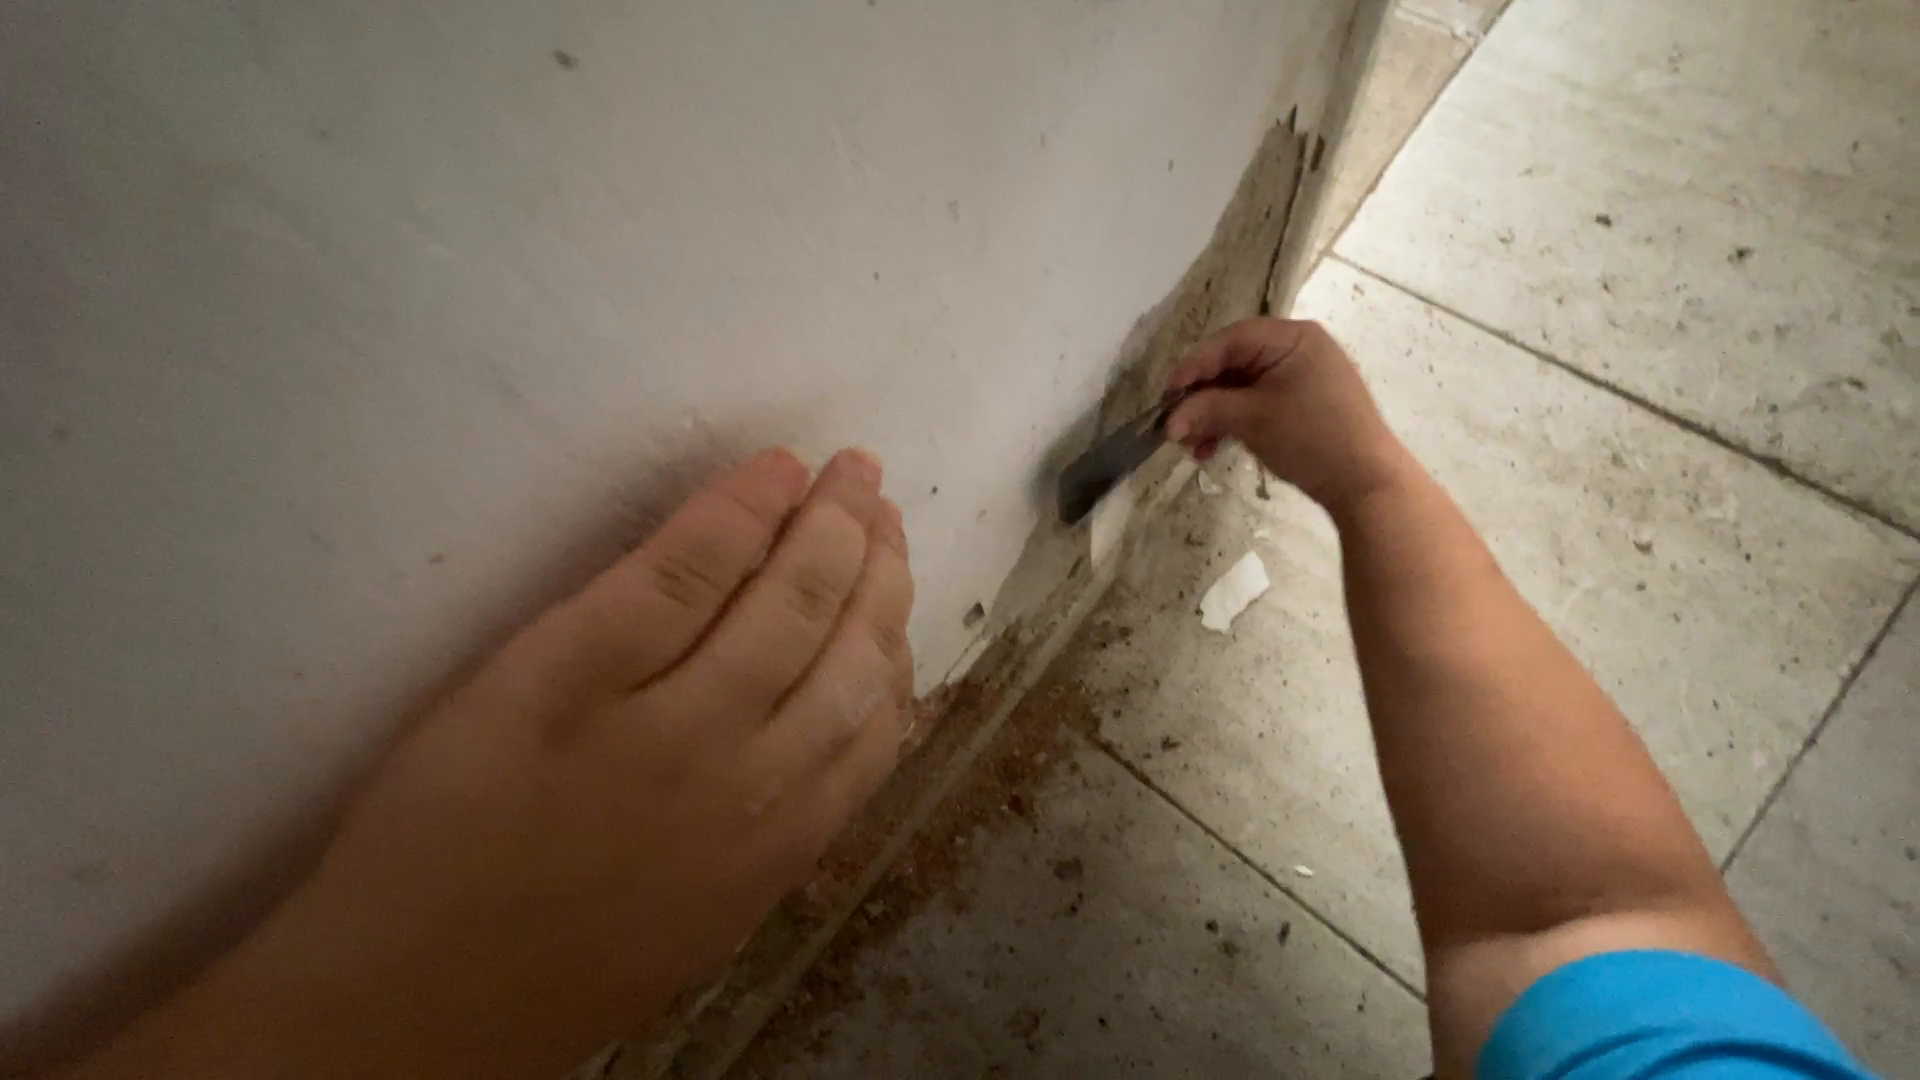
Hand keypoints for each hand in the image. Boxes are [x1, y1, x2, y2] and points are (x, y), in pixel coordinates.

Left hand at [65, 448, 913, 1079]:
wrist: (410, 1005)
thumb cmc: (575, 958)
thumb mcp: (726, 903)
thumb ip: (800, 813)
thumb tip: (855, 716)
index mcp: (790, 836)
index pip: (880, 710)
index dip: (897, 627)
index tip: (897, 576)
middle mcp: (753, 775)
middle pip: (848, 639)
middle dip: (877, 554)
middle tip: (879, 494)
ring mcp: (667, 724)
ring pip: (787, 599)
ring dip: (832, 523)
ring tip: (849, 473)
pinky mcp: (571, 672)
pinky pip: (682, 575)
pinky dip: (738, 512)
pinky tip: (774, 471)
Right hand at [1165, 318, 1412, 516]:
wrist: (1364, 482)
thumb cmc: (1310, 437)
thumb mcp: (1252, 419)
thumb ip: (1206, 410)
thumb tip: (1168, 422)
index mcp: (1291, 338)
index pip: (1229, 341)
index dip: (1193, 366)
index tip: (1167, 396)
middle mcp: (1295, 350)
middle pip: (1231, 365)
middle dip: (1200, 398)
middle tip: (1175, 425)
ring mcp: (1297, 378)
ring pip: (1238, 389)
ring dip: (1210, 416)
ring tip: (1191, 447)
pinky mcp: (1297, 405)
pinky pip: (1253, 405)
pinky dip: (1230, 424)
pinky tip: (1210, 450)